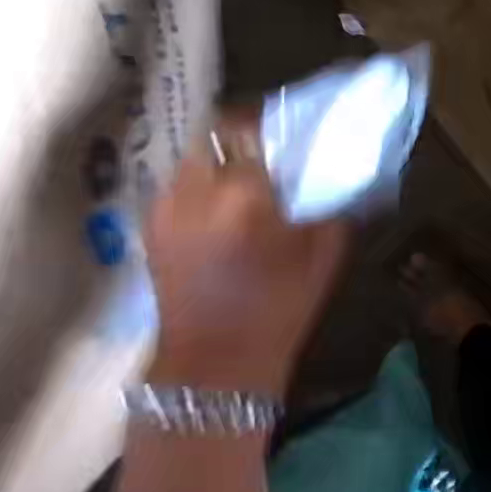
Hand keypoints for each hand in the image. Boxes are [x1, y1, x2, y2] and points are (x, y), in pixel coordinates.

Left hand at [142, 145, 348, 396]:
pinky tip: (217, 210)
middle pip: (215, 137)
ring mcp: (166, 207)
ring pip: (193, 159)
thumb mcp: (324, 255)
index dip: (269, 126)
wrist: (215, 365)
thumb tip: (339, 169)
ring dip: (217, 162)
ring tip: (239, 183)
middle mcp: (197, 191)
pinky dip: (198, 187)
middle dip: (240, 141)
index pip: (251, 131)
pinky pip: (177, 186)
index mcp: (245, 195)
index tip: (285, 133)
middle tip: (263, 156)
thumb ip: (331, 203)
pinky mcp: (150, 225)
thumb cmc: (280, 310)